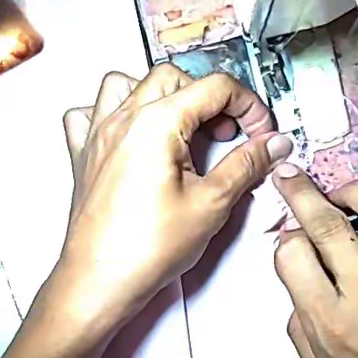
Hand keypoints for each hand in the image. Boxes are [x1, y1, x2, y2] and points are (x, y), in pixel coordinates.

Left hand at [35, 65, 293, 346]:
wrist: (99, 281)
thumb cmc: (146, 249)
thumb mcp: (212, 203)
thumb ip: (246, 164)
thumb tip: (272, 143)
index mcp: (157, 124)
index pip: (215, 88)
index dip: (248, 106)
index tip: (260, 132)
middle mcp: (123, 119)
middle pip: (174, 76)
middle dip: (210, 98)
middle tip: (229, 134)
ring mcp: (98, 134)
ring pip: (128, 82)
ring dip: (163, 95)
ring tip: (182, 126)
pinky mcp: (85, 154)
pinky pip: (91, 111)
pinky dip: (115, 112)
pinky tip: (134, 135)